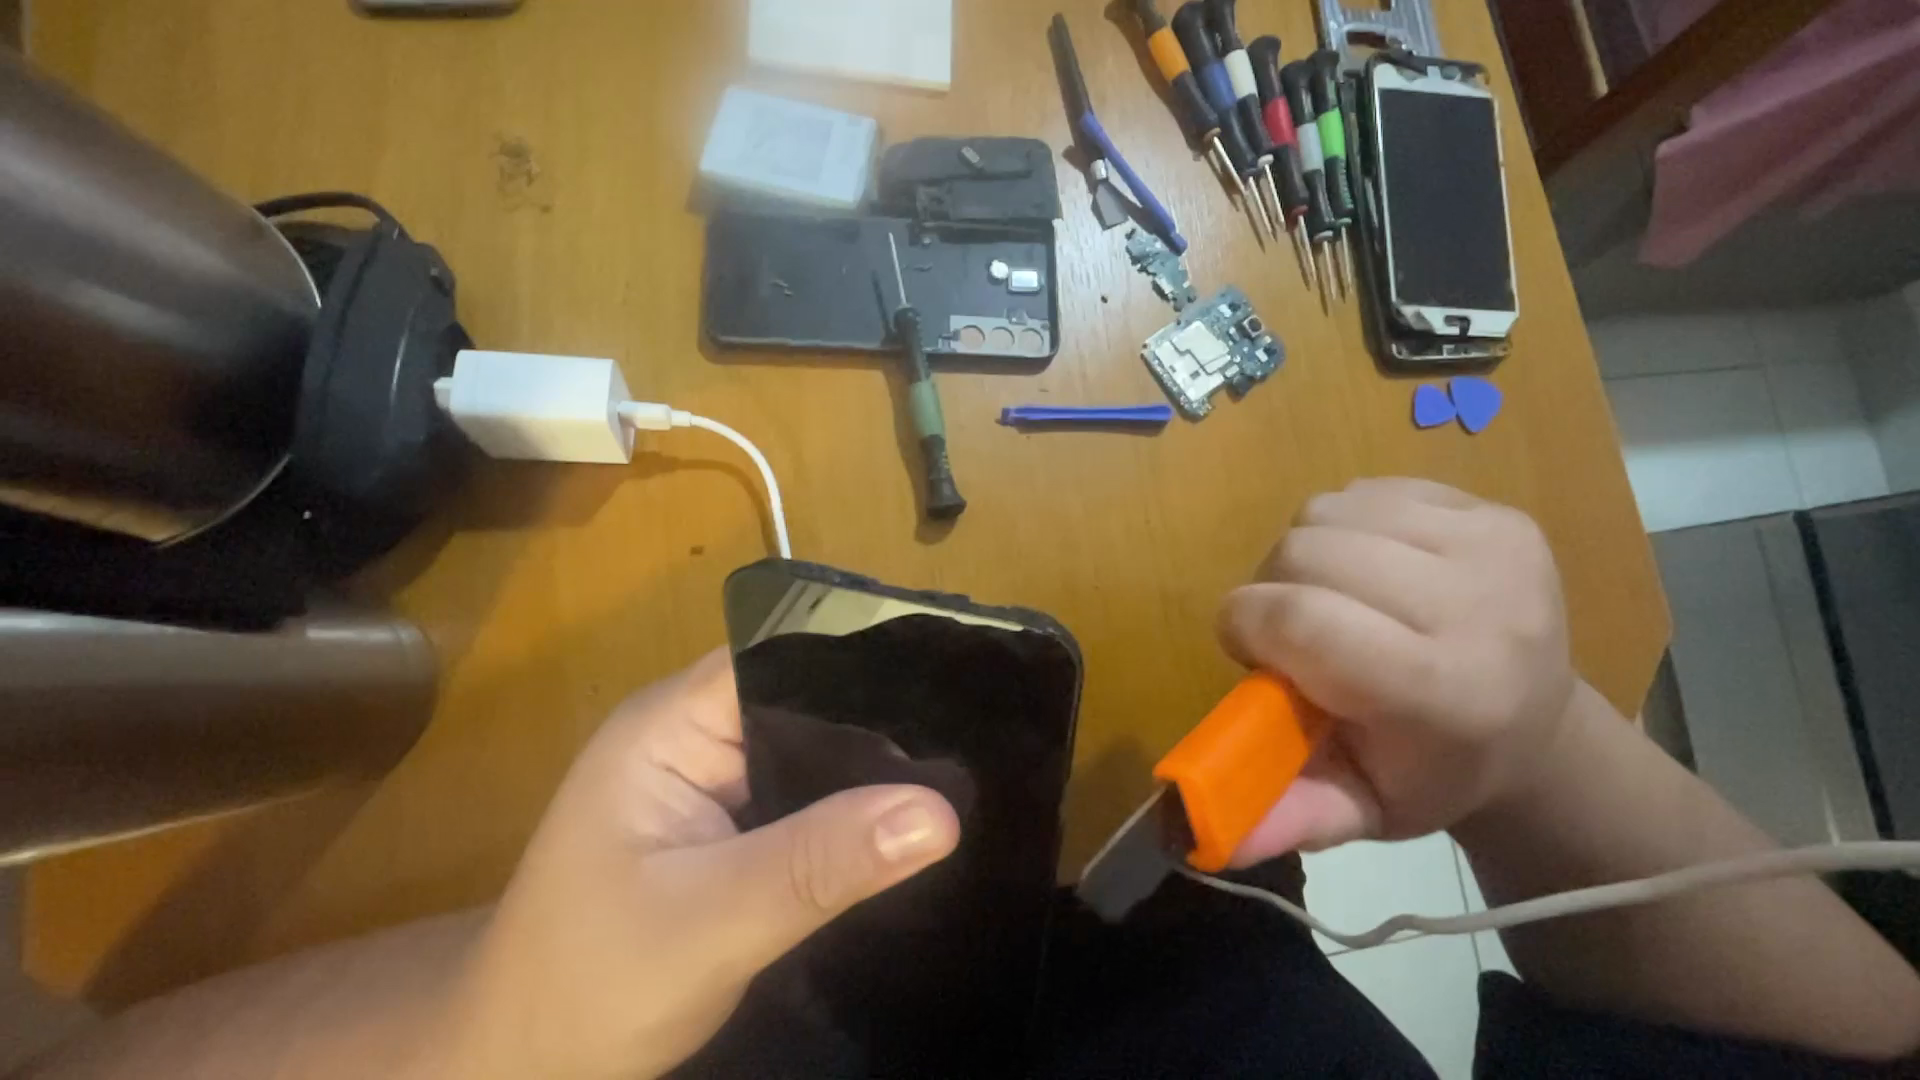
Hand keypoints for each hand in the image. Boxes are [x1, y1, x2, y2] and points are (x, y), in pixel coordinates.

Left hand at [434, 650, 960, 1079]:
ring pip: (809, 754)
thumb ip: (821, 863)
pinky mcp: (726, 825)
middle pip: (805, 702)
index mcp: (671, 724)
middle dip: (880, 727)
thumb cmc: (590, 986)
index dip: (864, 674)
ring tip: (961, 782)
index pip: (784, 662)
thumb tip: (941, 813)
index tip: (950, 699)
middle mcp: (692, 733)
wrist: (521, 1067)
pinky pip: (803, 800)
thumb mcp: (712, 923)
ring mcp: (709, 780)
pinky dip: (848, 814)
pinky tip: (906, 828)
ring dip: (868, 774)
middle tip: (972, 751)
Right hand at [1218, 478, 1577, 863]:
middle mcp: (1479, 606)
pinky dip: (1344, 525)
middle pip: (1304, 552)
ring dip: (1303, 554)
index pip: (1301, 620)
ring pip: (1325, 511)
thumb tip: (1208, 837)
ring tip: (1331, 598)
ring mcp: (1493, 546)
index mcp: (1442, 691)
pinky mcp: (1496, 510)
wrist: (1541, 728)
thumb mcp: (1359, 809)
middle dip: (1270, 588)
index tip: (1250, 653)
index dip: (1246, 625)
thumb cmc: (1430, 771)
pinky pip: (1364, 491)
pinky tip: (1369, 568)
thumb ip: (1287, 817)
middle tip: (1291, 629)